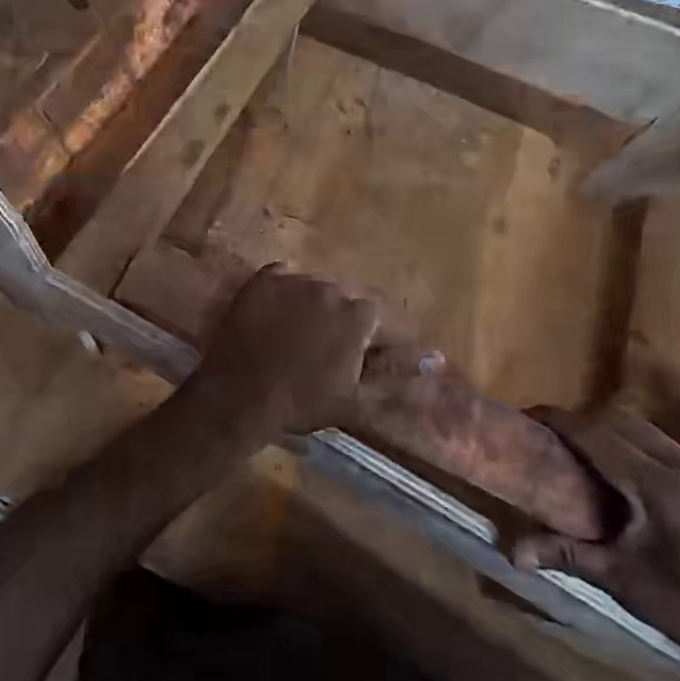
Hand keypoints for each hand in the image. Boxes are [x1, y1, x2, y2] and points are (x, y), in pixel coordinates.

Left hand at [184, 266, 379, 436]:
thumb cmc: (302, 403)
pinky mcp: (262, 279)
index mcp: (357, 316)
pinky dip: (277, 292)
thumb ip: (397, 377)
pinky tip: (268, 314)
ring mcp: (294, 281)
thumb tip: (438, 359)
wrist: (241, 396)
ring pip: (308, 286)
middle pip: (338, 297)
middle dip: (330, 316)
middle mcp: (330, 290)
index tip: (339, 353)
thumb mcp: (356, 399)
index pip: (367, 314)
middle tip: (311, 345)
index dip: (354, 334)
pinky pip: (278, 277)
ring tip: (286, 332)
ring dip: (304, 303)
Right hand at [513, 407, 679, 680]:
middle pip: (626, 422)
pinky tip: (648, 490)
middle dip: (586, 422)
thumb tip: (513, 554)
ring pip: (656, 435)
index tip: (530, 416)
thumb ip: (571, 556)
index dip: (560, 420)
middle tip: (557, 439)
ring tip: (597, 463)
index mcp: (664, 487)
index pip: (599, 434)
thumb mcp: (632, 586)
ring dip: (619, 437)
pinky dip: (651, 454)